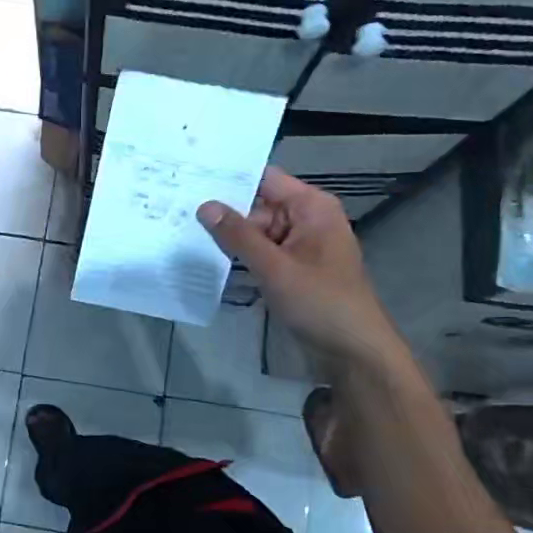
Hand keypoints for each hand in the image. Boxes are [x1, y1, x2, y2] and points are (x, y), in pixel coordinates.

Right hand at [198, 168, 404, 369]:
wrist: (355, 353)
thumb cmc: (320, 303)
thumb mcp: (275, 268)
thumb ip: (238, 236)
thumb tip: (205, 205)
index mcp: (311, 208)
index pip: (266, 180)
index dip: (231, 180)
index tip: (192, 180)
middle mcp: (307, 221)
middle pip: (258, 208)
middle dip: (225, 214)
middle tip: (178, 213)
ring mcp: (301, 249)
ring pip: (258, 235)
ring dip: (230, 239)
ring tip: (184, 233)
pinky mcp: (294, 273)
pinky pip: (263, 257)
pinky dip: (242, 260)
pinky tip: (209, 261)